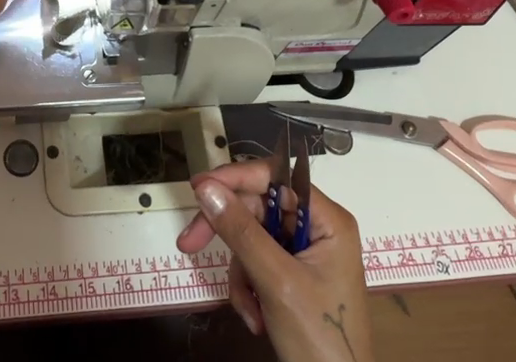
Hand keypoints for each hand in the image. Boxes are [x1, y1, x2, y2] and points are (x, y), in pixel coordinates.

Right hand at [175, 162, 375, 361]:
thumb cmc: (319, 336)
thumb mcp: (276, 281)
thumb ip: (240, 231)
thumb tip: (206, 188)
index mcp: (327, 220)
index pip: (274, 178)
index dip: (235, 179)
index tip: (198, 189)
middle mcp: (318, 229)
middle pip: (258, 209)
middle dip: (229, 236)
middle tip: (188, 244)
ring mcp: (306, 255)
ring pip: (252, 241)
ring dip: (241, 275)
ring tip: (248, 310)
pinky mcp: (294, 278)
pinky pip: (257, 266)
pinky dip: (249, 290)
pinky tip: (255, 318)